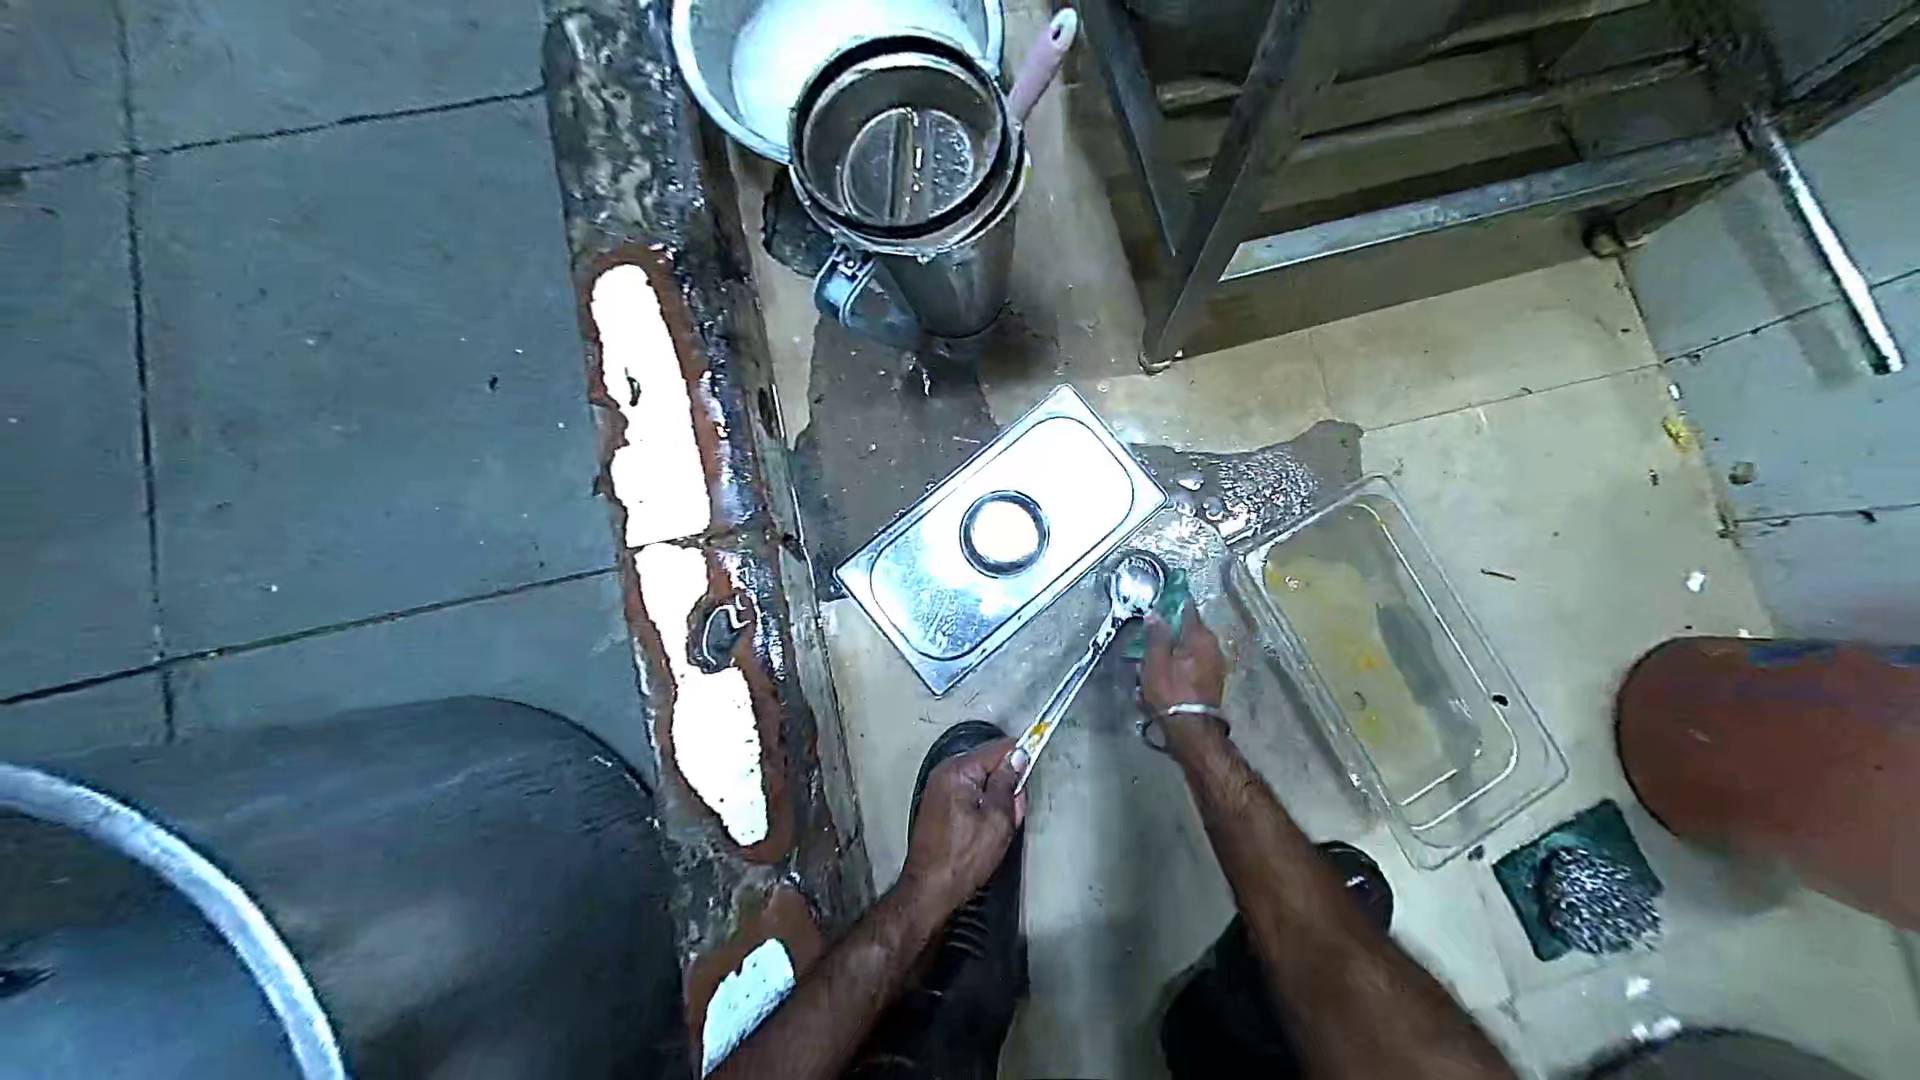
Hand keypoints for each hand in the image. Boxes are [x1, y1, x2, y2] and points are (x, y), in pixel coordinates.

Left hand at [900, 738, 1027, 912]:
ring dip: (997, 800)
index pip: (998, 749)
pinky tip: (985, 832)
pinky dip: (983, 808)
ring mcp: (940, 788)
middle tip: (1011, 815)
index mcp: (958, 770)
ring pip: (982, 782)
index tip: (1036, 759)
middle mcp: (945, 773)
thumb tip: (1017, 757)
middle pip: (990, 765)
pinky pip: (970, 795)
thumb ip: (1008, 783)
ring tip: (996, 830)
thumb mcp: (998, 820)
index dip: (1021, 756)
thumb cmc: (961, 860)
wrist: (930, 891)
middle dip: (1007, 786)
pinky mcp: (940, 804)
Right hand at [1141, 603, 1227, 744]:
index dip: (1172, 605)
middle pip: (1185, 633)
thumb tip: (1155, 614)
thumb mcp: (1155, 661)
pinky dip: (1173, 671)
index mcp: (1200, 637)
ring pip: (1184, 652)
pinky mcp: (1209, 682)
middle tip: (1146, 647)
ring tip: (1147, 671)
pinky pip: (1187, 668)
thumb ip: (1156, 635)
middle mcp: (1212, 648)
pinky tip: (1158, 684)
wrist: (1190, 729)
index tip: (1158, 605)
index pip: (1187, 610)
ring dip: (1167, 657)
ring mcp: (1213, 666)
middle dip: (1165, 638)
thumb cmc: (1171, 691)